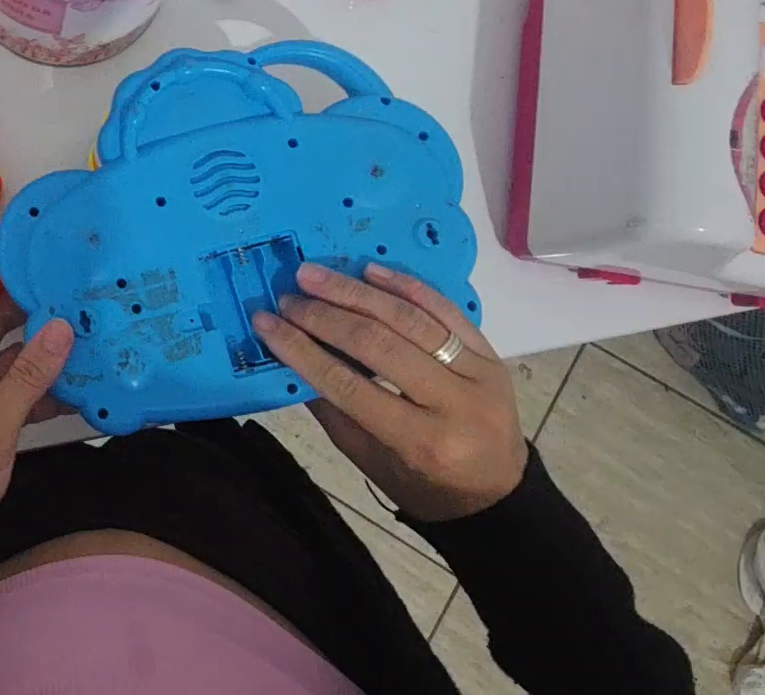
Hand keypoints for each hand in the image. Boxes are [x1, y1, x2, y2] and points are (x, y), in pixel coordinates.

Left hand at [0, 245, 73, 615]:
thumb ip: (26, 379)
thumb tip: (59, 325)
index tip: (17, 236)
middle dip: (25, 298)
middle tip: (68, 277)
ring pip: (10, 357)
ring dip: (41, 344)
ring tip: (85, 323)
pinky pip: (17, 391)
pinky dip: (43, 385)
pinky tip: (80, 383)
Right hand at [253, 262, 526, 521]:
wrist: (498, 495)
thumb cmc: (421, 484)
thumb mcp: (366, 456)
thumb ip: (330, 404)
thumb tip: (287, 352)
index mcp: (422, 442)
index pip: (348, 384)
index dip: (301, 350)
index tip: (265, 322)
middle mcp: (456, 404)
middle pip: (378, 344)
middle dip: (323, 316)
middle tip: (287, 299)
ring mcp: (480, 373)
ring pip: (409, 319)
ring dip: (354, 292)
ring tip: (313, 276)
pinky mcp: (491, 353)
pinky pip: (446, 309)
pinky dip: (405, 285)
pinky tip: (368, 270)